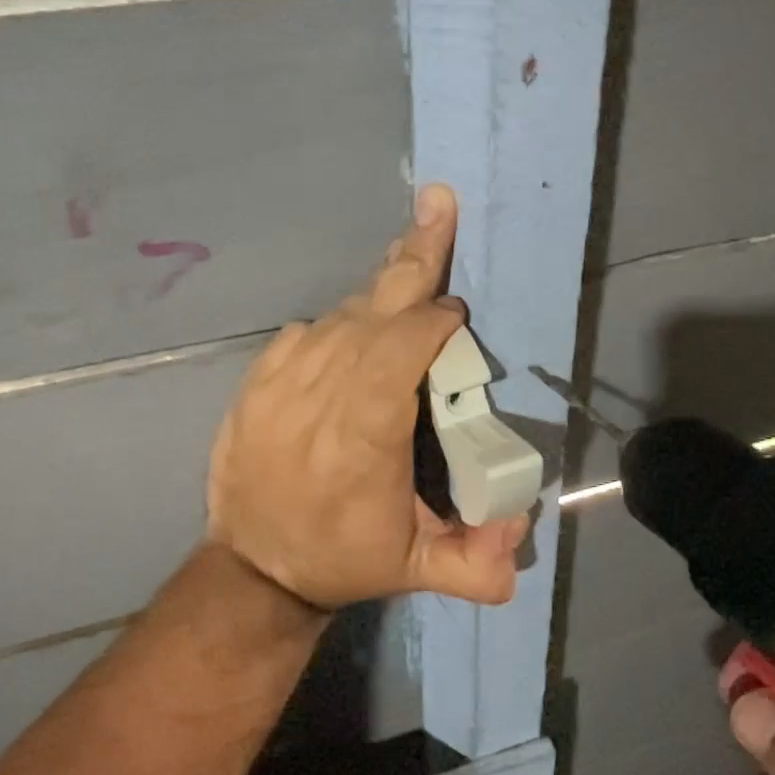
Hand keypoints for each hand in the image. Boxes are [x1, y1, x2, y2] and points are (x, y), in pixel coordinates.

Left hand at [204, 184, 530, 608]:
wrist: (253, 568)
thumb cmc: (342, 561)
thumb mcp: (416, 569)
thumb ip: (478, 561)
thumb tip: (521, 528)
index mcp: (362, 438)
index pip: (399, 351)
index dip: (431, 322)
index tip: (455, 314)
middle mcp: (317, 399)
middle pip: (368, 313)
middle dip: (411, 261)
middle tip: (438, 205)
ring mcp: (278, 386)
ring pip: (337, 318)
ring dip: (378, 298)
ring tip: (409, 259)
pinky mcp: (254, 385)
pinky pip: (303, 333)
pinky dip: (335, 324)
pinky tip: (355, 327)